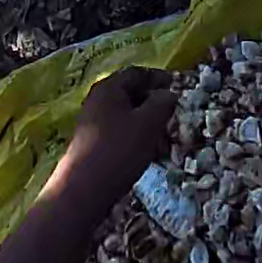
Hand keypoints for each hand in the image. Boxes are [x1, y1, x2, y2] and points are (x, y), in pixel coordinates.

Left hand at [48, 66, 176, 213]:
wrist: (83, 189)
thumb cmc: (118, 149)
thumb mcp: (148, 123)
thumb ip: (162, 103)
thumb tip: (168, 93)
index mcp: (109, 88)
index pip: (137, 73)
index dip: (158, 77)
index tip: (177, 87)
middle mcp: (97, 100)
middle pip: (129, 92)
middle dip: (153, 100)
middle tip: (173, 112)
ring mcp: (92, 121)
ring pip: (125, 113)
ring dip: (145, 119)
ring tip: (164, 133)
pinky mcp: (92, 142)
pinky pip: (118, 129)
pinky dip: (135, 134)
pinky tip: (146, 150)